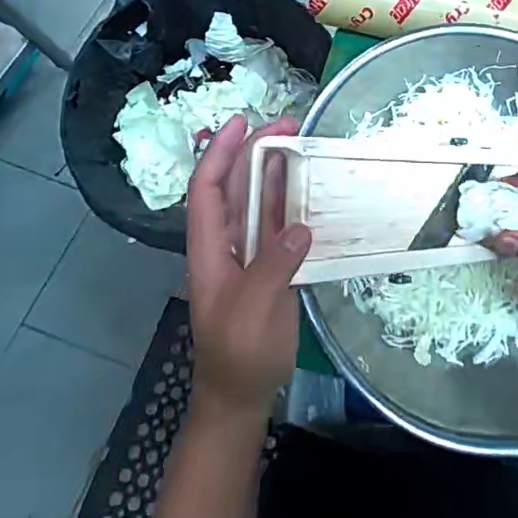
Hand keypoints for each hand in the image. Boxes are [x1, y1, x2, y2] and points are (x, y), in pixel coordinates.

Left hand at [184, 115, 311, 416]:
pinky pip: (278, 223)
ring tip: (303, 143)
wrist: (240, 394)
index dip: (220, 152)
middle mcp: (226, 242)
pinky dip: (291, 201)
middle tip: (290, 124)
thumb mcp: (251, 312)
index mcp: (208, 248)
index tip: (242, 122)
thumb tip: (299, 226)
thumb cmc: (237, 355)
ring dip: (276, 170)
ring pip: (257, 200)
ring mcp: (248, 253)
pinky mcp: (270, 265)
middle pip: (235, 185)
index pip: (207, 188)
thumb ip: (273, 267)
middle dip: (255, 150)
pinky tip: (311, 187)